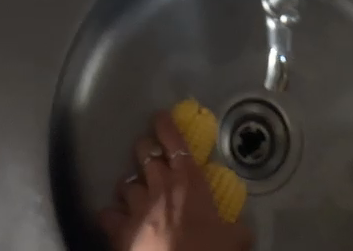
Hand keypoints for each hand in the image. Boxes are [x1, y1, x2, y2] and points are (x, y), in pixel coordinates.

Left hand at [100, 111, 251, 250]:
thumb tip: (244, 230)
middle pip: (144, 152)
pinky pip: (107, 214)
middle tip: (148, 153)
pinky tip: (112, 216)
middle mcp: (160, 184)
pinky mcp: (122, 230)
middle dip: (145, 149)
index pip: (174, 140)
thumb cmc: (208, 249)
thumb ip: (236, 227)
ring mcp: (138, 206)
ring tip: (132, 188)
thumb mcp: (235, 238)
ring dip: (129, 184)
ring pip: (124, 182)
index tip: (159, 116)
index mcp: (188, 179)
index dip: (165, 124)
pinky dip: (110, 214)